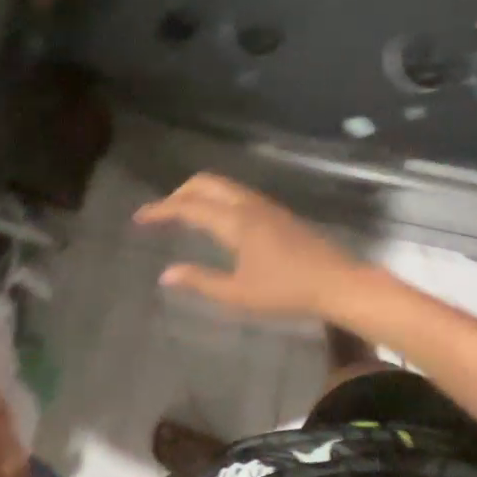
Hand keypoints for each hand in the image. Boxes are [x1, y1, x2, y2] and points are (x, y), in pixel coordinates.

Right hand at [134, 173, 362, 316]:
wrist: (337, 283)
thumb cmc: (286, 292)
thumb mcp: (238, 294)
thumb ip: (200, 281)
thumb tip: (166, 274)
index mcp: (234, 222)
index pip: (188, 206)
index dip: (161, 210)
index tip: (139, 218)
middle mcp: (248, 205)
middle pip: (205, 183)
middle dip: (178, 193)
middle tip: (160, 213)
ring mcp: (265, 206)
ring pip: (224, 186)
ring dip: (199, 193)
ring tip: (183, 215)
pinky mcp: (277, 213)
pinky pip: (237, 194)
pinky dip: (216, 198)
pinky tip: (216, 221)